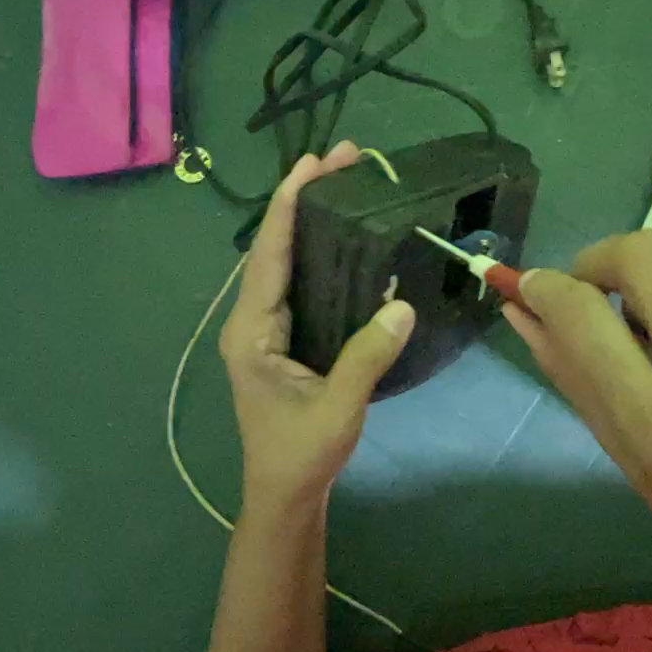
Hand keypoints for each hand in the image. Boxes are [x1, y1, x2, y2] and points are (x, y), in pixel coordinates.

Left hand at [219, 142, 415, 513]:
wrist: (285, 493)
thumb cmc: (302, 454)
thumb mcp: (338, 408)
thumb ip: (366, 357)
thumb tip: (401, 304)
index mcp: (251, 331)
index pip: (267, 254)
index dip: (287, 205)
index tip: (312, 164)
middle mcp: (251, 320)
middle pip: (273, 246)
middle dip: (302, 199)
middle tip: (341, 158)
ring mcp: (263, 328)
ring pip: (284, 261)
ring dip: (309, 221)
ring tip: (343, 183)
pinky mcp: (281, 336)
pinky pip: (297, 281)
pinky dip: (315, 251)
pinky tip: (342, 237)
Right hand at [502, 231, 651, 591]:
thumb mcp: (618, 448)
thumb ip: (567, 369)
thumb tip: (520, 306)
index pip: (585, 316)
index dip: (546, 288)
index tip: (531, 286)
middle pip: (642, 254)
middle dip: (599, 259)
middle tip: (591, 294)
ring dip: (643, 279)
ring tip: (649, 331)